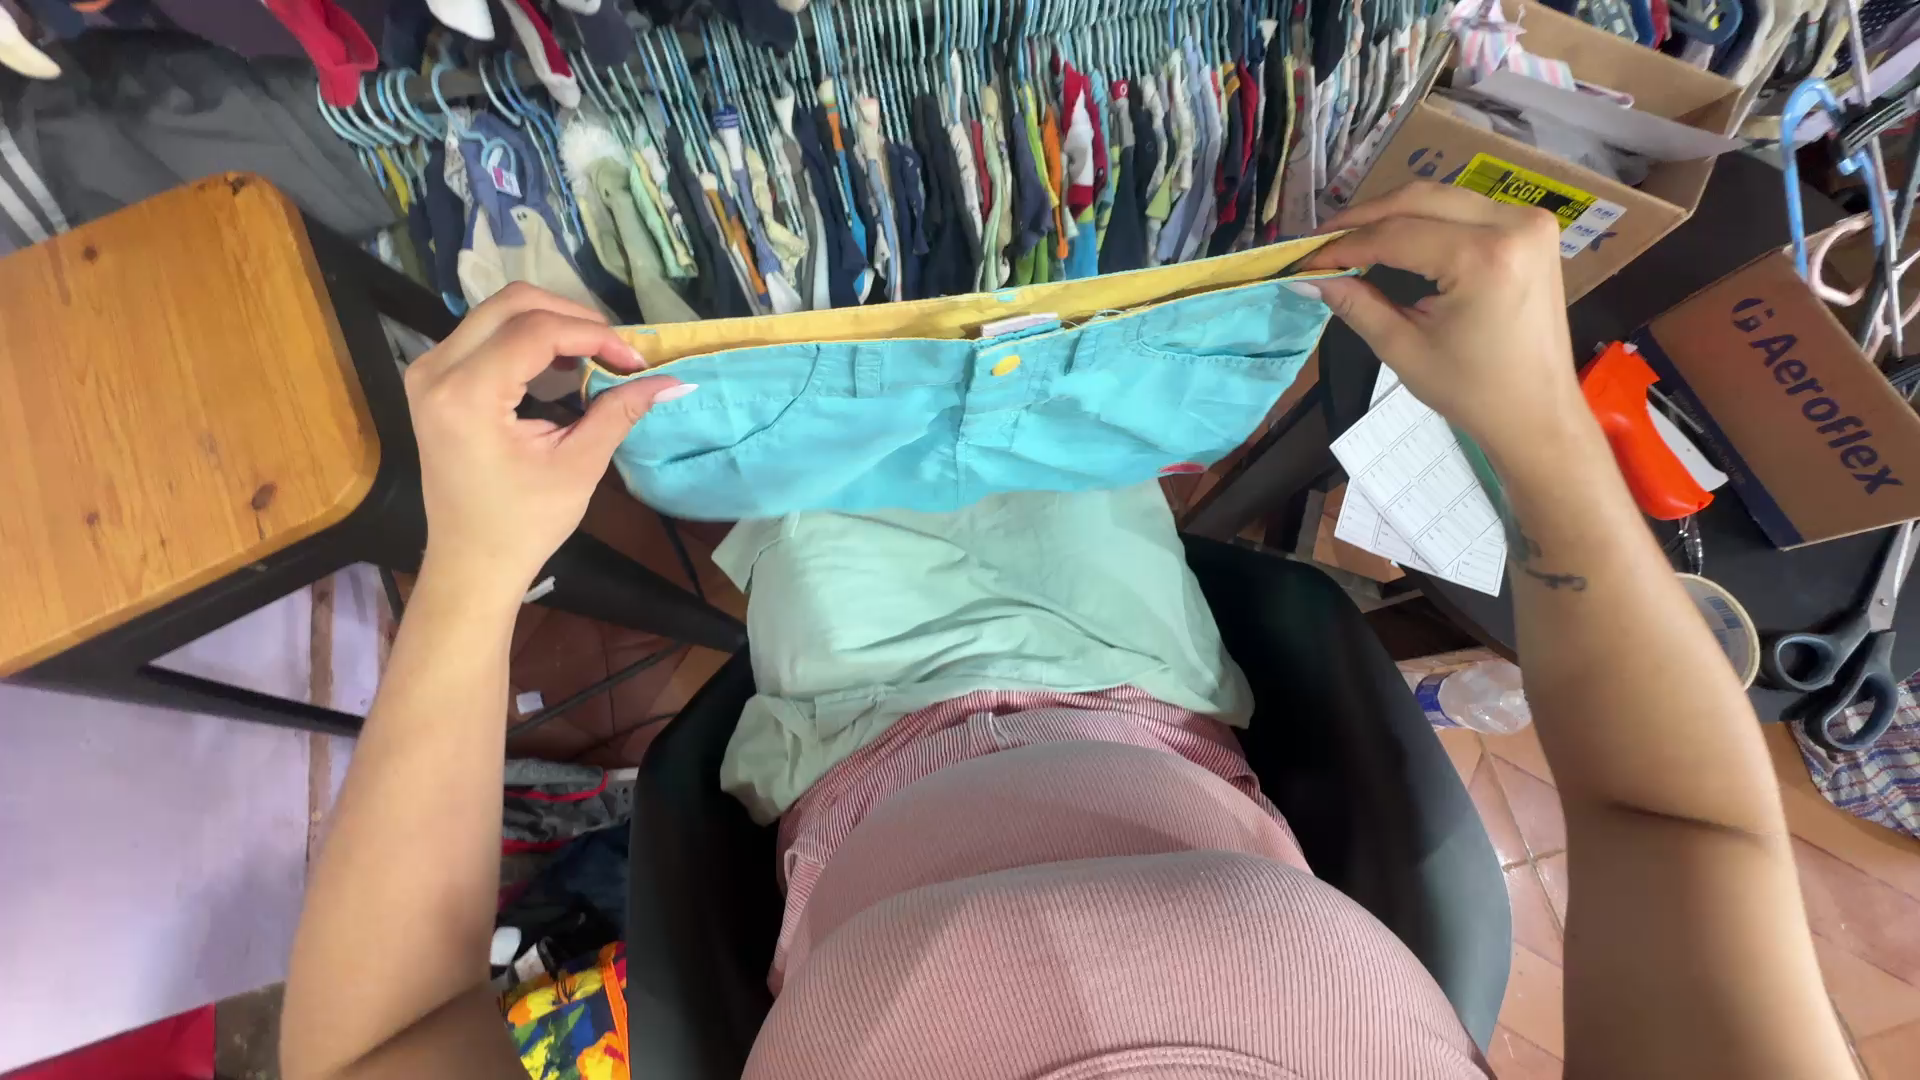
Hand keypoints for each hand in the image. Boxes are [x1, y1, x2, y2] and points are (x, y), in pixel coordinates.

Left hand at [403, 284, 686, 597]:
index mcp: (467, 395)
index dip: (596, 336)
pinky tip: (565, 365)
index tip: (637, 361)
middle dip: (576, 318)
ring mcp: (430, 370)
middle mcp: (437, 370)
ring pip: (499, 311)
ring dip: (556, 324)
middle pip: (513, 303)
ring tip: (598, 357)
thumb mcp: (580, 465)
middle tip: (618, 351)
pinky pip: (487, 333)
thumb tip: (675, 382)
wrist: (473, 558)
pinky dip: (533, 338)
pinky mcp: (437, 378)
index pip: (537, 331)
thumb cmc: (526, 521)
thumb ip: (620, 412)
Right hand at [1303, 183, 1590, 468]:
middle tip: (1320, 241)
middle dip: (1362, 217)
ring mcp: (1528, 220)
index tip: (1304, 259)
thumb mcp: (1400, 347)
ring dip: (1390, 214)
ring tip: (1349, 240)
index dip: (1342, 245)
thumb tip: (1307, 280)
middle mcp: (1512, 224)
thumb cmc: (1467, 387)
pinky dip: (1421, 219)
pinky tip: (1391, 240)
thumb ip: (1355, 304)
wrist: (1533, 407)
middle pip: (1419, 199)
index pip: (1395, 234)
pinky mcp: (1530, 227)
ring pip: (1441, 197)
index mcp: (1482, 258)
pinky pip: (1463, 209)